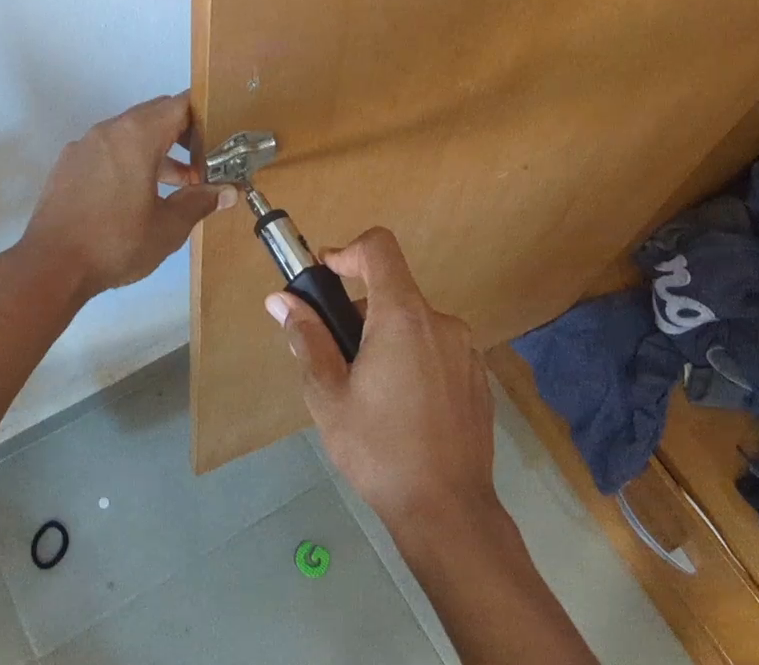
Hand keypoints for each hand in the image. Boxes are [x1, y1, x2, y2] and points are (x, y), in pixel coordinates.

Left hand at [20, 92, 236, 300]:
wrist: (51, 266)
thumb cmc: (116, 242)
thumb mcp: (168, 227)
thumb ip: (200, 202)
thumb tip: (228, 192)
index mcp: (136, 136)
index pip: (179, 105)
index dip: (205, 117)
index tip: (222, 139)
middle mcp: (107, 131)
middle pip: (154, 116)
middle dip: (183, 135)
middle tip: (205, 162)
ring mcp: (83, 147)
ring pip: (129, 135)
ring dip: (157, 152)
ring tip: (180, 185)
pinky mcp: (68, 166)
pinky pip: (107, 151)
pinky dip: (129, 162)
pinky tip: (138, 196)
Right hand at [267, 228, 497, 526]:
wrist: (448, 510)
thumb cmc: (379, 450)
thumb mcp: (328, 396)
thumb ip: (308, 339)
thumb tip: (281, 301)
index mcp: (403, 317)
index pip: (379, 248)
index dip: (346, 251)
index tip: (325, 277)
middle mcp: (441, 323)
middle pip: (393, 292)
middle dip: (358, 315)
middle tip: (336, 361)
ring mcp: (465, 351)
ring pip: (414, 325)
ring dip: (385, 341)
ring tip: (367, 394)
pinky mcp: (477, 378)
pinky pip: (436, 351)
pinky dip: (412, 362)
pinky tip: (401, 411)